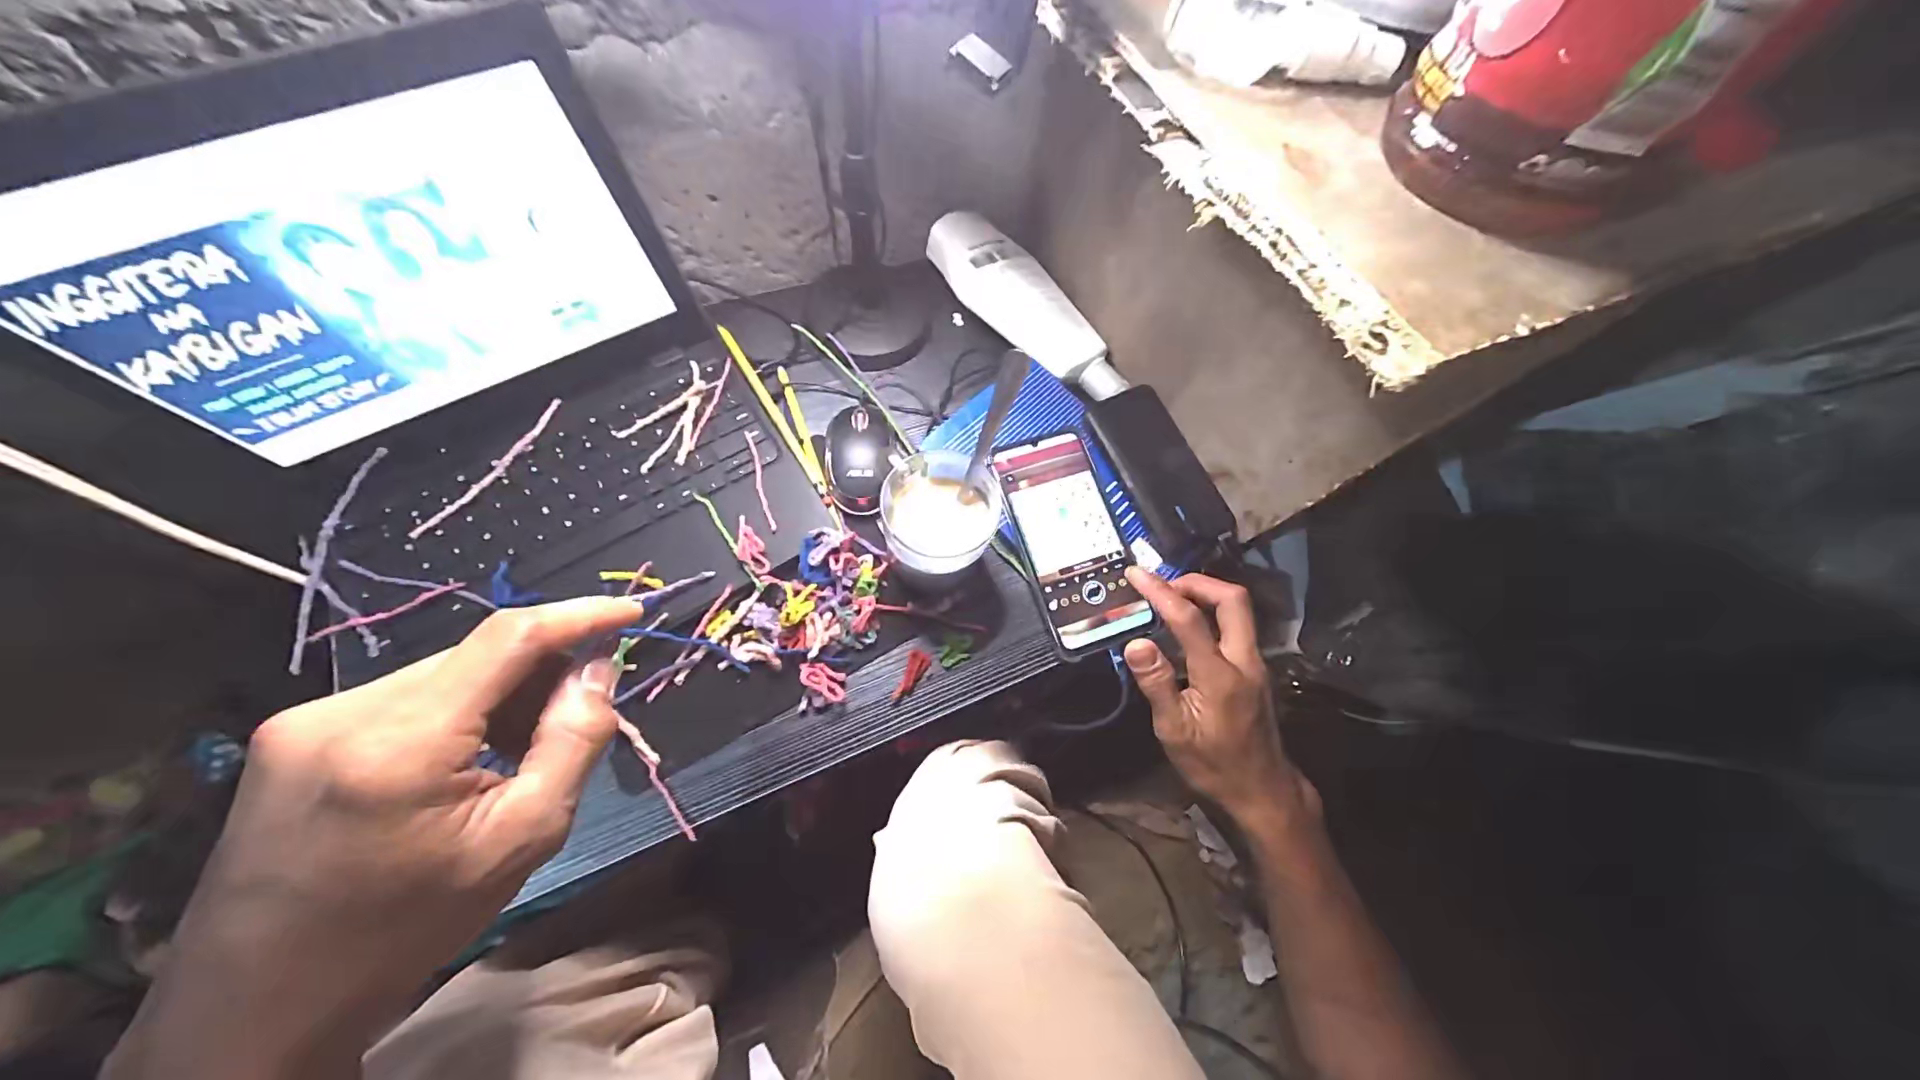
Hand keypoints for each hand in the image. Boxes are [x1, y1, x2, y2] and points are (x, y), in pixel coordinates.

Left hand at [106, 596, 643, 1079]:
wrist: (254, 1012)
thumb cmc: (407, 930)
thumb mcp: (523, 838)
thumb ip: (574, 740)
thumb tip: (597, 668)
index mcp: (400, 740)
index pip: (508, 637)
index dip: (579, 615)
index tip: (631, 612)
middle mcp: (343, 710)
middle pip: (477, 657)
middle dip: (542, 674)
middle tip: (579, 714)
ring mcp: (305, 720)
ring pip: (444, 675)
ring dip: (500, 697)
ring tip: (520, 753)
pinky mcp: (289, 736)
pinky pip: (407, 698)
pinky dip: (457, 714)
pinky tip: (466, 763)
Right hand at [1122, 568, 1317, 827]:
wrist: (1263, 791)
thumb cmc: (1214, 764)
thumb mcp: (1174, 731)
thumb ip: (1156, 683)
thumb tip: (1135, 642)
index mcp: (1219, 674)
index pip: (1189, 618)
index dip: (1160, 591)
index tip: (1136, 573)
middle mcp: (1244, 660)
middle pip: (1232, 599)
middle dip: (1196, 581)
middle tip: (1163, 583)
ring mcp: (1254, 664)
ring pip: (1239, 611)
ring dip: (1206, 594)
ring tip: (1169, 598)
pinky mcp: (1255, 671)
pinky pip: (1236, 627)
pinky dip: (1211, 613)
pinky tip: (1187, 626)